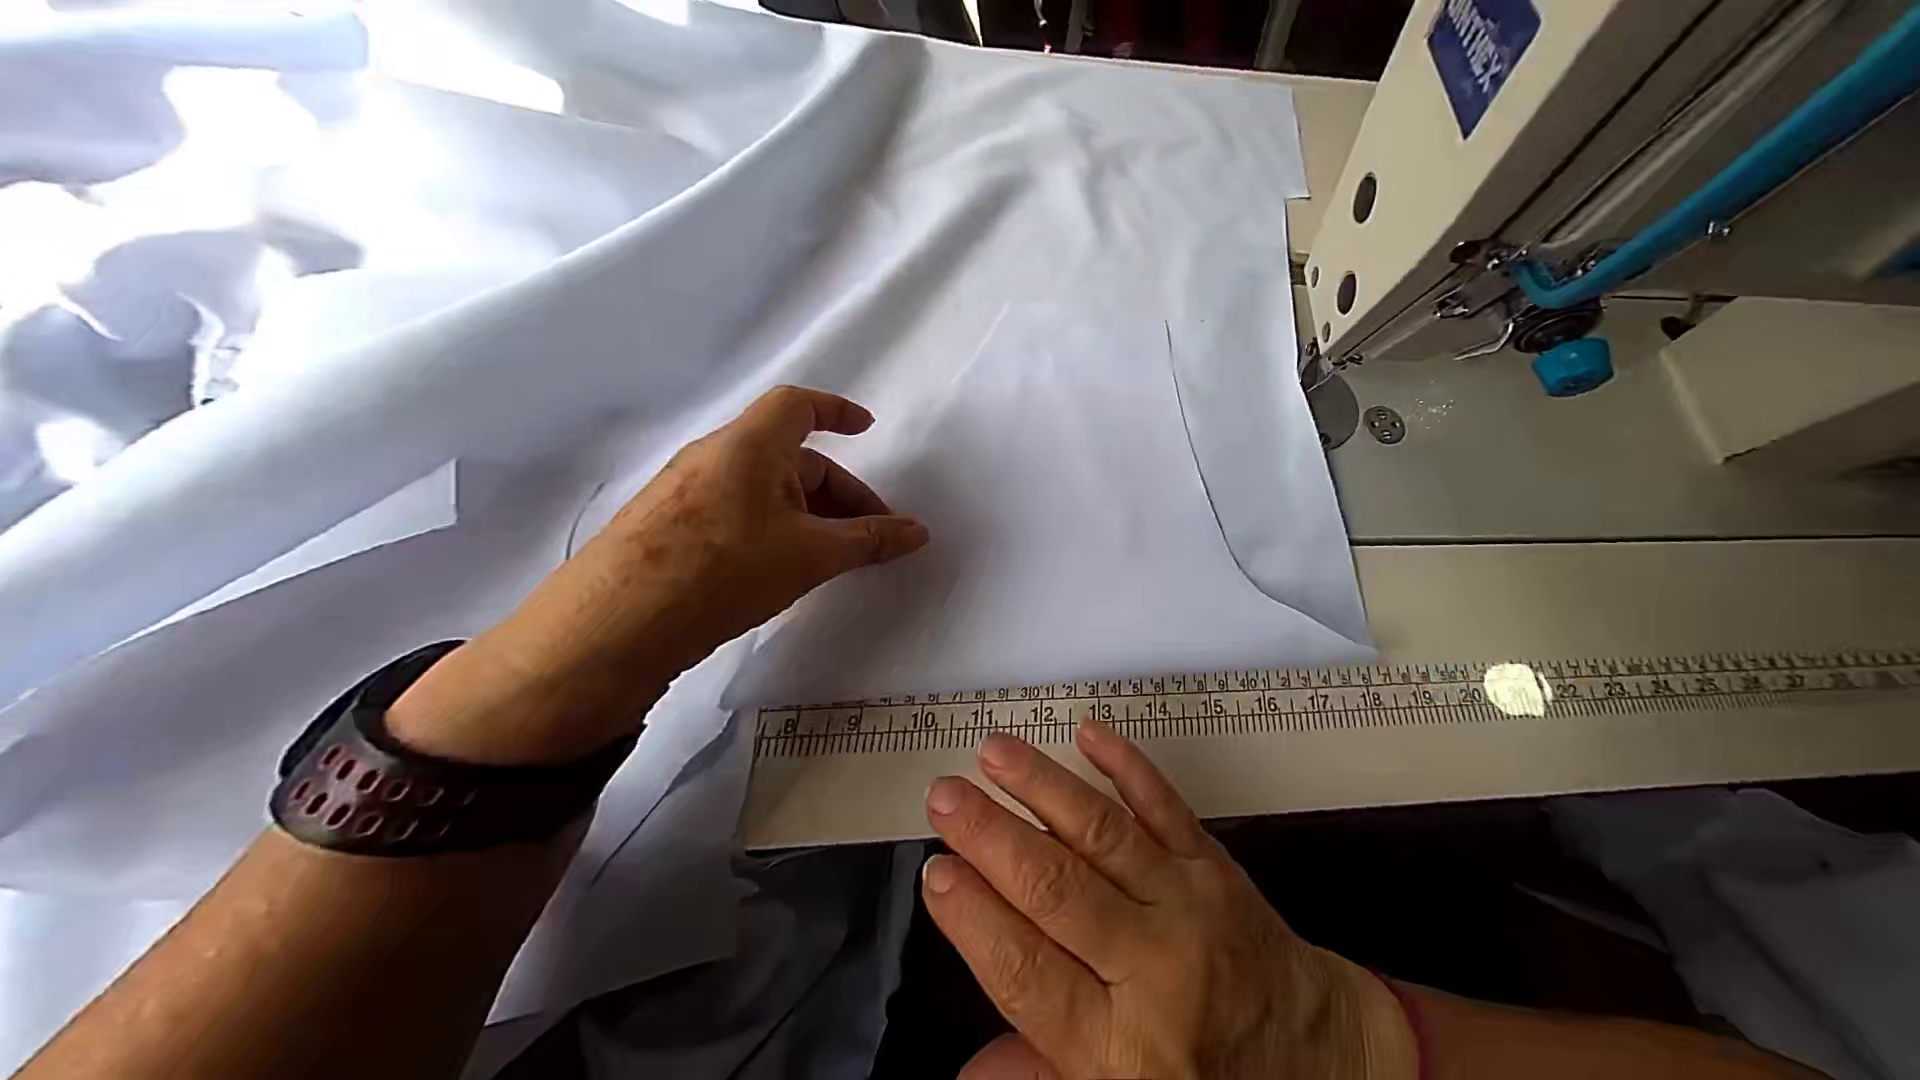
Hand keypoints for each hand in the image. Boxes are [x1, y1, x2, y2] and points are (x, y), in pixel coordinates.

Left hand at [388, 385, 927, 763]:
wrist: (618, 623)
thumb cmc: (725, 568)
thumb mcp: (810, 554)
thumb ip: (868, 541)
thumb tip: (918, 533)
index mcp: (748, 444)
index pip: (798, 405)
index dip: (837, 411)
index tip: (867, 430)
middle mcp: (714, 457)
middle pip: (789, 458)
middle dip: (838, 492)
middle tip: (869, 536)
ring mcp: (686, 492)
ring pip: (764, 490)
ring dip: (808, 515)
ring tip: (832, 560)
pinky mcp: (669, 527)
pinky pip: (737, 512)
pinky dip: (773, 529)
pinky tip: (781, 570)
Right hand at [921, 724, 1415, 1079]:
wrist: (1315, 1054)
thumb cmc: (1200, 1077)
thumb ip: (1036, 1074)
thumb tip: (960, 1070)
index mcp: (1117, 1046)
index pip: (1029, 973)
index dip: (977, 920)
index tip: (934, 870)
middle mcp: (1151, 969)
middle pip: (1059, 892)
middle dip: (993, 838)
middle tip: (944, 795)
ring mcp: (1186, 904)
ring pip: (1104, 836)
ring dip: (1044, 787)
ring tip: (993, 753)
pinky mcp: (1213, 863)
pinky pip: (1166, 807)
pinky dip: (1127, 765)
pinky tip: (1088, 733)